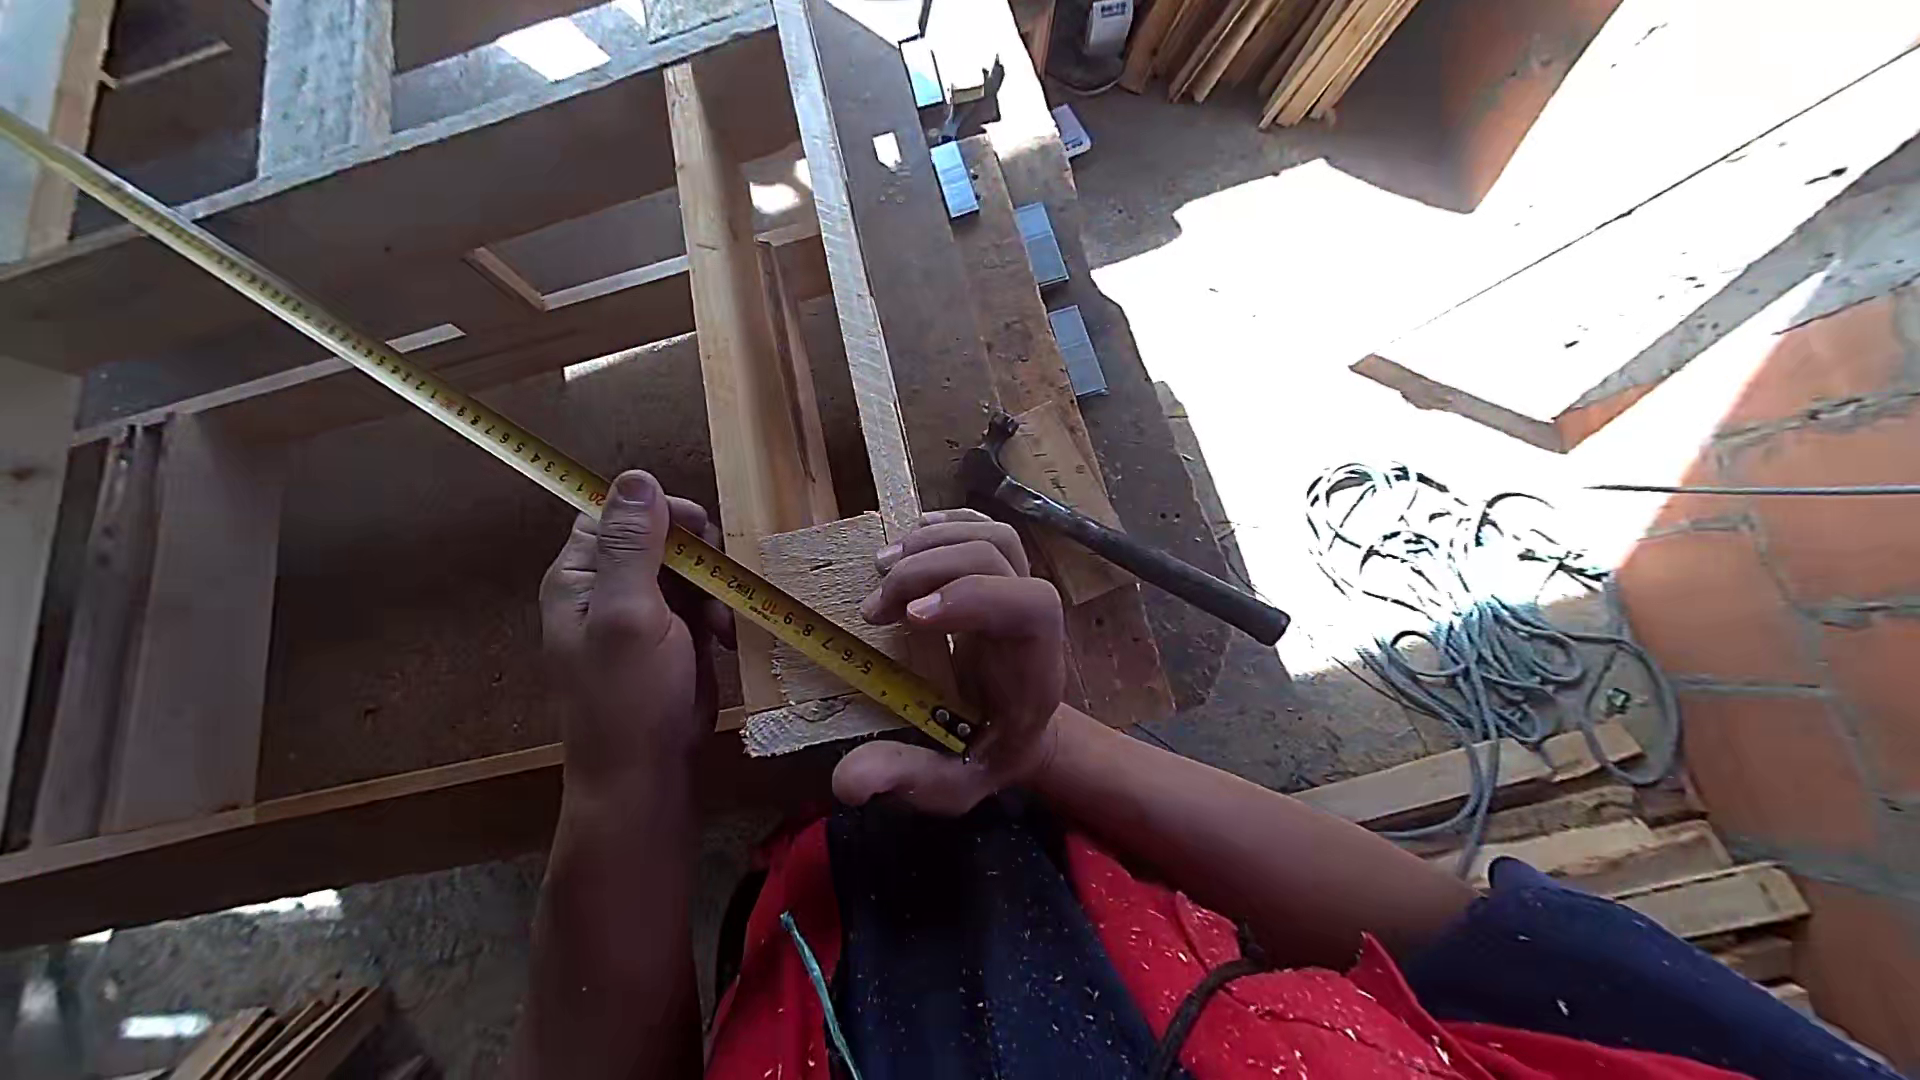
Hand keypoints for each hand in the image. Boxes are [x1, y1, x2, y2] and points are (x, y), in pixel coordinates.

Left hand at [540, 471, 731, 783]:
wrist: (648, 771)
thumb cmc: (630, 695)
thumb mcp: (630, 614)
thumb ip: (631, 545)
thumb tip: (636, 477)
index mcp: (581, 577)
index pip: (613, 514)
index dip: (656, 511)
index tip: (696, 528)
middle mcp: (608, 588)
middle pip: (658, 537)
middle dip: (696, 556)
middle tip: (714, 583)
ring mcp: (644, 612)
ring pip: (688, 569)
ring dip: (713, 588)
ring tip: (721, 621)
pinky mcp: (675, 635)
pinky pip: (703, 601)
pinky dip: (720, 612)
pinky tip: (727, 636)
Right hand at [833, 508, 1065, 814]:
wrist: (1018, 731)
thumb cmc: (989, 756)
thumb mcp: (952, 785)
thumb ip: (907, 780)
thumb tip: (846, 781)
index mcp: (1033, 669)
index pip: (1031, 606)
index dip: (971, 597)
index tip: (908, 618)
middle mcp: (1034, 622)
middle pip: (998, 557)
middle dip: (928, 571)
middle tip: (873, 607)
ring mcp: (1019, 590)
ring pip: (994, 535)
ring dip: (933, 542)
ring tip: (882, 566)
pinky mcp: (1001, 577)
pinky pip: (987, 530)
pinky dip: (950, 524)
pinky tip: (914, 531)